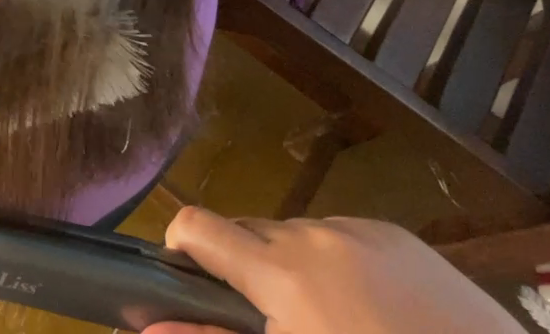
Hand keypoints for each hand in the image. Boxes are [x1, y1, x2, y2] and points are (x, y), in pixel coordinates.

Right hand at [144, 207, 523, 333]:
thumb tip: (148, 328)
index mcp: (283, 273)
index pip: (195, 226)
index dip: (182, 252)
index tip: (193, 288)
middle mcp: (313, 235)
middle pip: (243, 230)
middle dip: (242, 266)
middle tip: (272, 322)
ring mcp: (361, 230)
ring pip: (291, 233)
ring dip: (289, 265)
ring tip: (330, 320)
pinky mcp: (401, 236)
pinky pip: (339, 235)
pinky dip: (335, 263)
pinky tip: (370, 310)